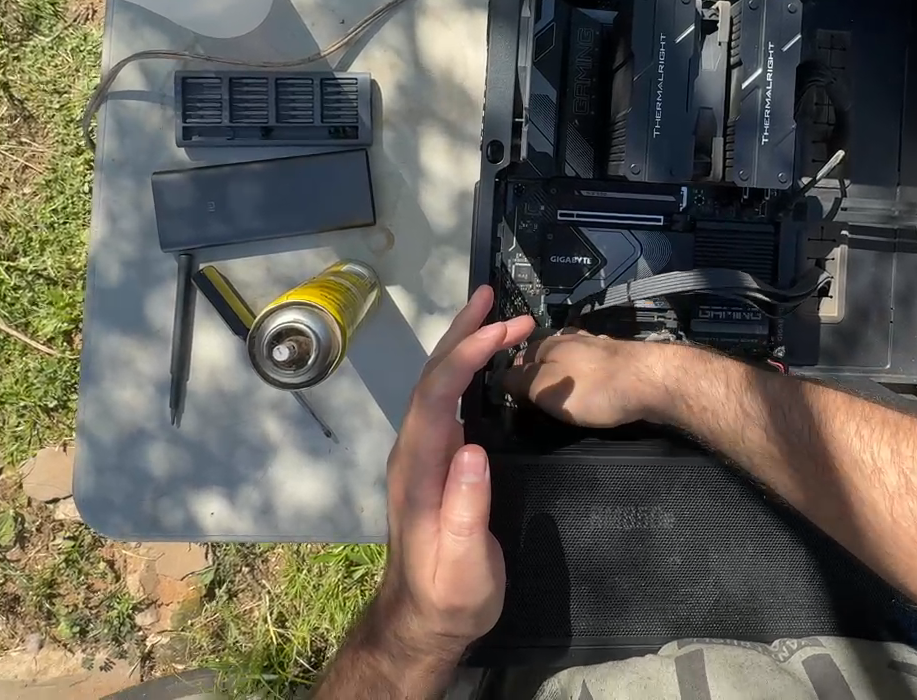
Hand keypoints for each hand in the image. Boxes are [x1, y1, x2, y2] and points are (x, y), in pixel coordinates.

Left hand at [366, 288, 532, 664]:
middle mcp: (413, 448)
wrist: (425, 620)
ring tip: (489, 311)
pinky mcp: (434, 456)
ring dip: (462, 342)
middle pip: (432, 375)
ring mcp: (421, 450)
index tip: (502, 330)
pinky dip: (466, 366)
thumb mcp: (463, 563)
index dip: (466, 355)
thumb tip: (473, 448)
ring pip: (437, 381)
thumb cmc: (449, 595)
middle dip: (462, 332)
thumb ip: (465, 509)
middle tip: (491, 296)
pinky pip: (447, 396)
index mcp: (417, 466)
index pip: (436, 394)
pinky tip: (483, 357)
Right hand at [502, 328, 684, 427]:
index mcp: (550, 343)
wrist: (650, 382)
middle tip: (531, 398)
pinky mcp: (617, 358)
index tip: (510, 395)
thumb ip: (522, 381)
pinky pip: (590, 366)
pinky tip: (588, 386)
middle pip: (544, 353)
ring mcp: (596, 345)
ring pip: (568, 356)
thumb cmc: (594, 388)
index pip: (519, 355)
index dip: (512, 375)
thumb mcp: (547, 389)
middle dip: (535, 371)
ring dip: (560, 372)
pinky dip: (583, 376)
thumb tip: (501, 376)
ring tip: (556, 394)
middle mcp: (571, 338)